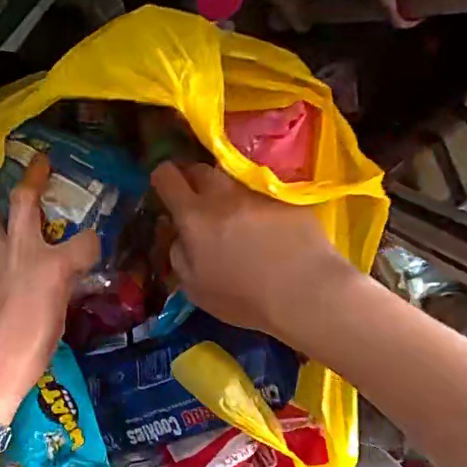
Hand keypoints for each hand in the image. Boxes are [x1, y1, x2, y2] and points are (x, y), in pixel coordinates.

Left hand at [0, 155, 99, 420]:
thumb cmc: (30, 353)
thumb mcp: (59, 321)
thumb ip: (62, 289)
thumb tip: (64, 278)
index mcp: (53, 267)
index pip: (85, 242)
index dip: (92, 243)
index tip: (92, 247)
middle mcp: (19, 250)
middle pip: (24, 201)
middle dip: (33, 177)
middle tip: (38, 162)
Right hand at [151, 161, 355, 338]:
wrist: (304, 291)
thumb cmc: (244, 298)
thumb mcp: (196, 289)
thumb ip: (179, 257)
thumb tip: (178, 237)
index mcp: (194, 217)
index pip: (167, 177)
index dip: (162, 178)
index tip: (165, 190)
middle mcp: (223, 195)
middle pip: (200, 168)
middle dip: (192, 178)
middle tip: (196, 199)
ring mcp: (256, 192)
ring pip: (231, 176)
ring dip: (224, 188)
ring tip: (230, 208)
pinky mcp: (287, 195)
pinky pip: (261, 189)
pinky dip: (255, 198)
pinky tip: (263, 218)